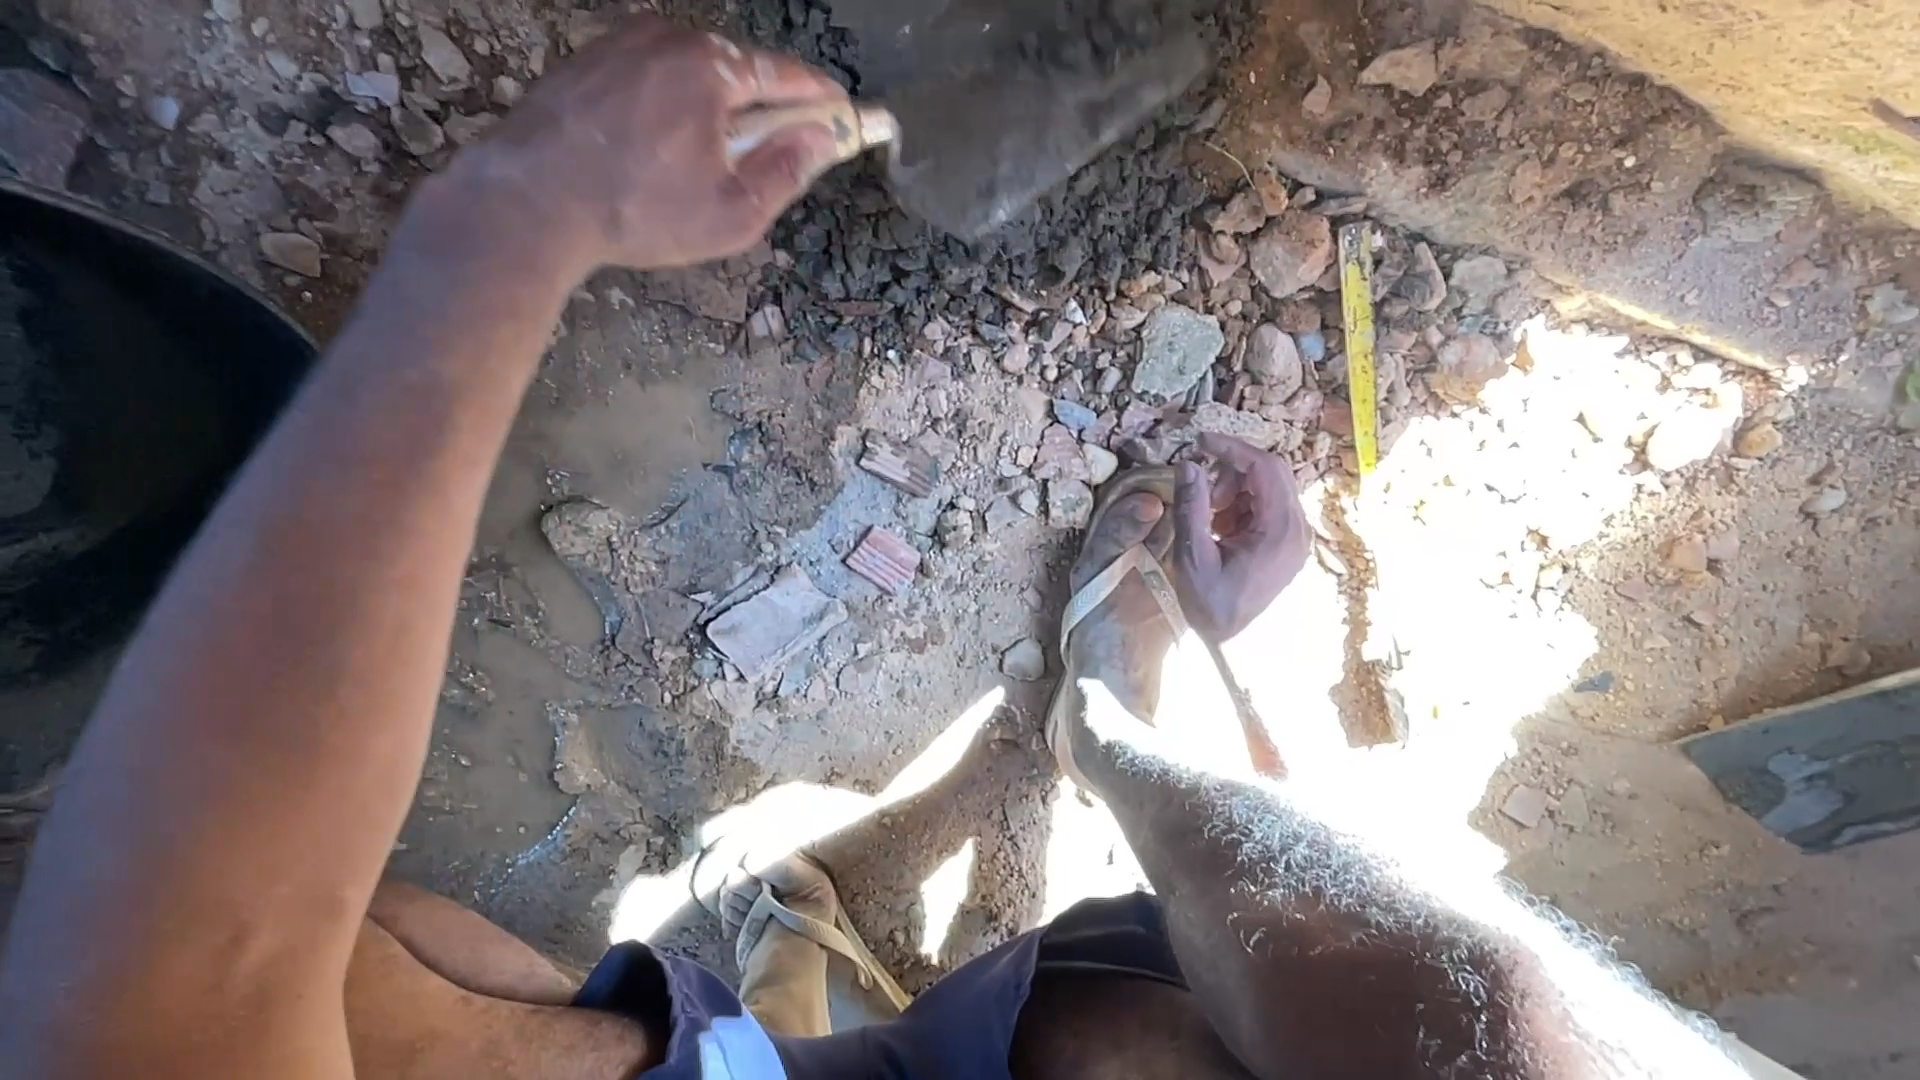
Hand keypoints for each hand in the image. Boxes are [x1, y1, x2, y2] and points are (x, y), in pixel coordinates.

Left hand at [449, 16, 848, 273]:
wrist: (532, 202)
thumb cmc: (642, 212)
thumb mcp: (733, 211)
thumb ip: (786, 171)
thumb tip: (822, 138)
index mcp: (712, 68)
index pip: (784, 75)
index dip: (818, 96)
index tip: (840, 110)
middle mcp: (668, 37)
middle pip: (737, 68)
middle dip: (763, 104)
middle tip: (775, 145)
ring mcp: (621, 42)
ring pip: (690, 70)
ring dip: (714, 104)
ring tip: (712, 154)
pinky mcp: (587, 59)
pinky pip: (649, 74)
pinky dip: (671, 102)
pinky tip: (663, 143)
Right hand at [1171, 434, 1310, 641]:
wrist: (1231, 646)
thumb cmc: (1210, 605)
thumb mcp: (1193, 556)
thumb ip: (1191, 507)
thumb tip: (1188, 464)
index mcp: (1281, 531)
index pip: (1265, 468)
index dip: (1232, 447)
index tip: (1199, 441)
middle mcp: (1297, 529)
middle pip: (1269, 473)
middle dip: (1230, 471)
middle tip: (1199, 488)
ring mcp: (1294, 536)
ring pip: (1266, 487)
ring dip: (1232, 490)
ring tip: (1206, 516)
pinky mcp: (1285, 543)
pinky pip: (1264, 506)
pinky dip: (1237, 505)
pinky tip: (1217, 528)